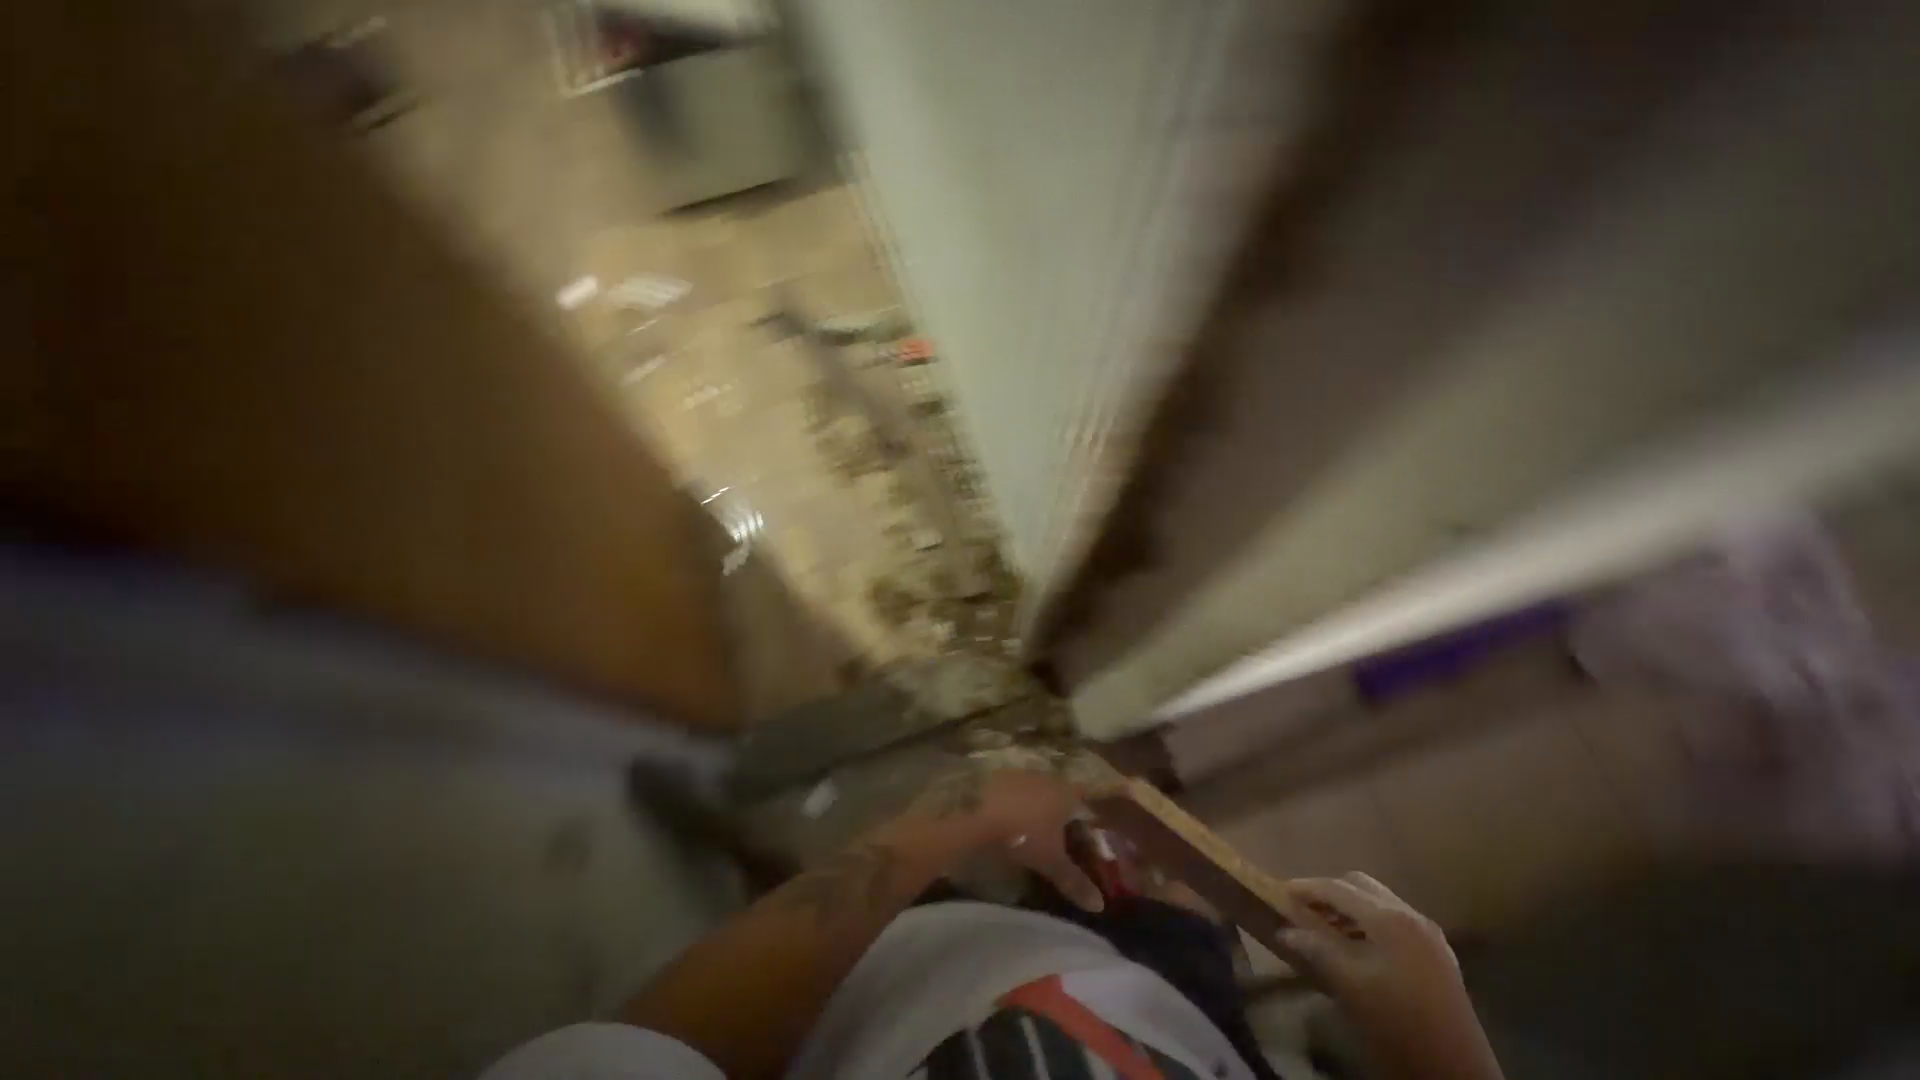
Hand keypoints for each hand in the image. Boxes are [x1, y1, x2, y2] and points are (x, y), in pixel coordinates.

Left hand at [896, 765, 1105, 911]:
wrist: (974, 814)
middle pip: (1064, 796)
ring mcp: (1020, 774)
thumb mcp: (1051, 862)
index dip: (1091, 819)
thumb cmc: (1022, 835)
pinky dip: (1018, 806)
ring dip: (1040, 809)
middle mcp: (1047, 777)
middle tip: (1065, 841)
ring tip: (1036, 834)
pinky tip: (1010, 823)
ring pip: (1039, 792)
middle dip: (1066, 816)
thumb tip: (1100, 906)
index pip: (1088, 801)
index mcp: (1067, 792)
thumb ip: (1075, 882)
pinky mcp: (997, 777)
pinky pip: (1016, 792)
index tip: (1091, 836)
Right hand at [1281, 873, 1500, 1079]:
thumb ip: (1317, 950)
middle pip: (1362, 886)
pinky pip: (1397, 921)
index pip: (1339, 888)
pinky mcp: (1438, 954)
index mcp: (1390, 919)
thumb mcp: (1349, 985)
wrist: (1456, 1070)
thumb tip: (1286, 931)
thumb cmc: (1397, 1022)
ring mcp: (1430, 934)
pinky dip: (1371, 923)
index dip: (1307, 887)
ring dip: (1351, 908)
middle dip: (1330, 892)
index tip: (1281, 891)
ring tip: (1325, 928)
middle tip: (1304, 909)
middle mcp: (1412, 916)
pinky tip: (1358, 946)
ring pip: (1381, 902)